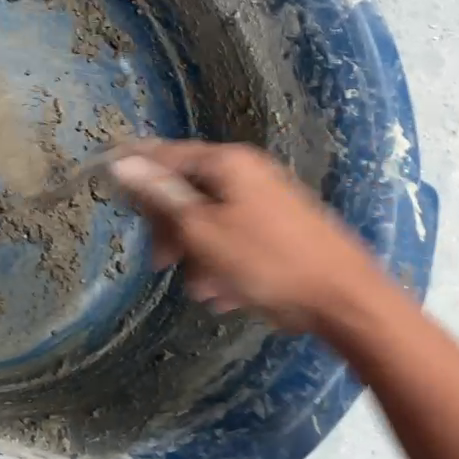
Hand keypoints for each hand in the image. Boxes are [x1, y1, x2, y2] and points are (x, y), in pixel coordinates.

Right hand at [108, 139, 387, 332]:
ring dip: (196, 254)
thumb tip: (120, 162)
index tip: (109, 192)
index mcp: (226, 163)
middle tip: (159, 261)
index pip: (163, 155)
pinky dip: (223, 261)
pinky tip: (227, 292)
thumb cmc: (267, 262)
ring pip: (208, 220)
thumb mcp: (200, 229)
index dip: (133, 172)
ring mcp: (267, 200)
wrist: (350, 303)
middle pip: (185, 190)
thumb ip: (158, 195)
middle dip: (168, 229)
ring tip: (202, 288)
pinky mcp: (281, 228)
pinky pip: (234, 237)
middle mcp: (246, 173)